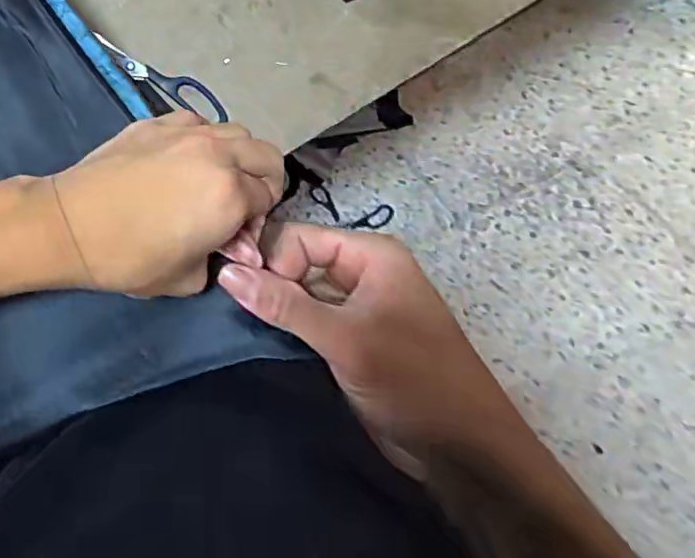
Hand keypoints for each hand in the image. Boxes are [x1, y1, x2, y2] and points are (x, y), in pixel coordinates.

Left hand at [46, 112, 284, 296]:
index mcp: (230, 192)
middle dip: (261, 180)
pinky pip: (195, 121)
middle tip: (238, 203)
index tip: (236, 235)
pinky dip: (202, 138)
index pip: (267, 198)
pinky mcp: (153, 122)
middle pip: (264, 154)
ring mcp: (182, 131)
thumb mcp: (188, 278)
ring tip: (210, 178)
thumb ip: (221, 257)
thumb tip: (230, 242)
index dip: (256, 221)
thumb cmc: (128, 258)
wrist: (70, 223)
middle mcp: (214, 152)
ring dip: (234, 155)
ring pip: (233, 130)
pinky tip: (180, 160)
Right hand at [218, 224, 527, 455]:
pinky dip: (287, 323)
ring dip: (275, 304)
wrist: (468, 458)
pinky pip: (308, 314)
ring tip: (245, 320)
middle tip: (237, 306)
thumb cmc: (414, 383)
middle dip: (268, 279)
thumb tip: (226, 274)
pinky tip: (263, 334)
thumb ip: (284, 305)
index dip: (269, 260)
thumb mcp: (345, 340)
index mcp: (371, 254)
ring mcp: (358, 303)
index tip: (244, 292)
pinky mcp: (352, 334)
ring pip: (299, 288)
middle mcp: (363, 270)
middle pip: (296, 258)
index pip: (297, 238)